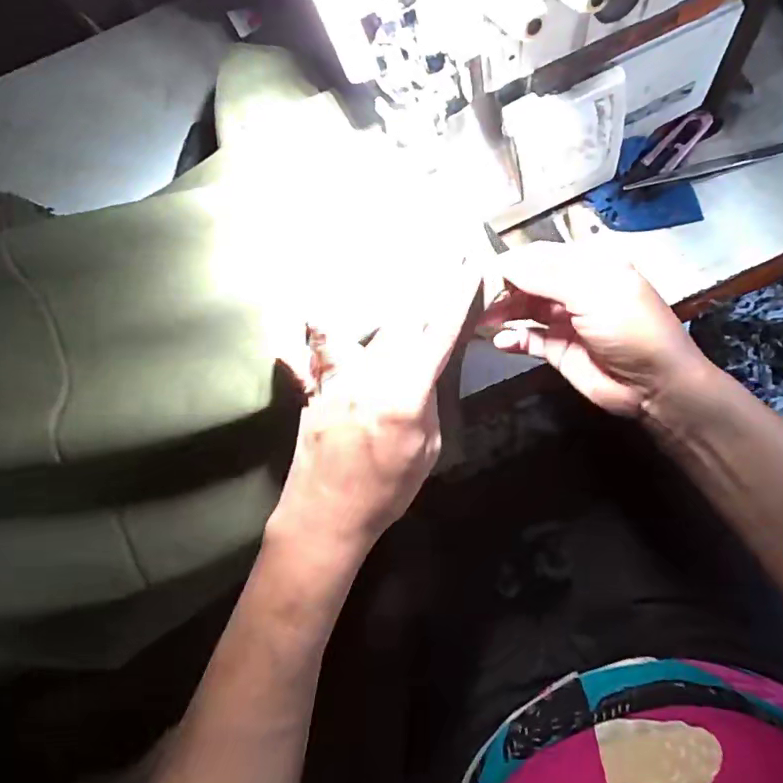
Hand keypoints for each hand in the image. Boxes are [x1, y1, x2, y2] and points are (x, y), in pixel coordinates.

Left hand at [269, 262, 479, 560]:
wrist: (325, 515)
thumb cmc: (385, 493)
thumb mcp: (427, 452)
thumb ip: (427, 404)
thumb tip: (424, 373)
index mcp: (404, 397)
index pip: (436, 336)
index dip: (455, 298)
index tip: (467, 267)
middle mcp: (369, 378)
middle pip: (399, 323)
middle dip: (422, 298)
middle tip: (438, 270)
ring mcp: (337, 379)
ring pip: (361, 330)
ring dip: (381, 317)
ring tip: (391, 299)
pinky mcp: (315, 386)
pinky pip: (323, 350)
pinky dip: (330, 336)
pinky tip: (322, 323)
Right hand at [477, 243, 720, 418]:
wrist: (656, 386)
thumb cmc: (631, 328)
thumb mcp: (591, 291)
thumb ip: (544, 276)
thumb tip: (501, 264)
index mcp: (588, 264)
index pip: (538, 255)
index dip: (510, 262)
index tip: (478, 271)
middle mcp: (574, 288)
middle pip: (526, 280)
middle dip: (500, 286)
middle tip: (472, 296)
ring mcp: (564, 318)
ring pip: (522, 308)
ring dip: (501, 311)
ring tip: (479, 318)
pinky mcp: (557, 348)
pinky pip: (526, 338)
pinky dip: (511, 338)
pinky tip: (500, 341)